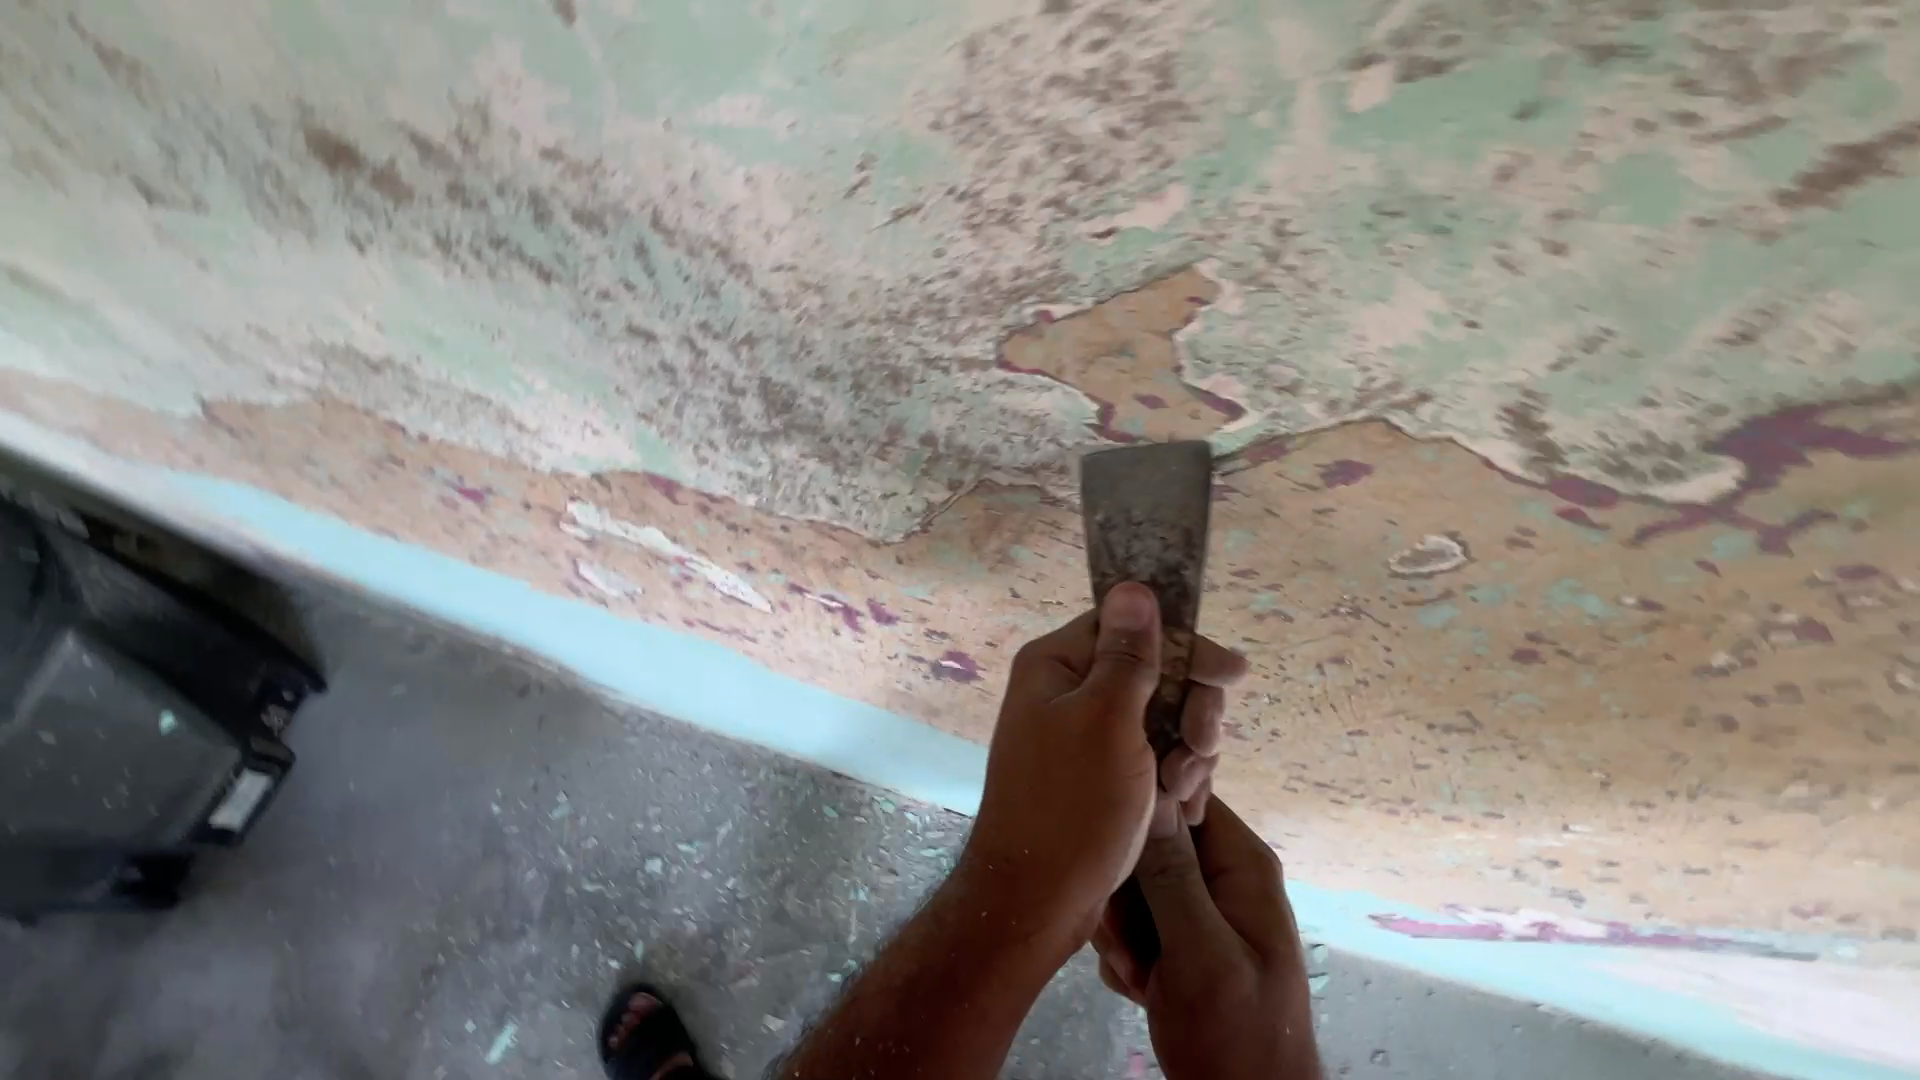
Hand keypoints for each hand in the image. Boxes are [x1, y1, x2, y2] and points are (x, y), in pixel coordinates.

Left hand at [959, 583, 1248, 949]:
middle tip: (1199, 750)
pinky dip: (1172, 775)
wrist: (1037, 900)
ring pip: (1159, 717)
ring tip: (1183, 790)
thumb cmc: (1071, 805)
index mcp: (1057, 664)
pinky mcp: (1098, 770)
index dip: (1185, 647)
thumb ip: (1127, 654)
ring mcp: (1083, 732)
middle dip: (1188, 711)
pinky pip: (1150, 753)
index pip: (1131, 626)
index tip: (1230, 676)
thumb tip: (1134, 586)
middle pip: (1152, 672)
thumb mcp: (1107, 721)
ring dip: (1185, 750)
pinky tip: (1181, 805)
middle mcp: (1066, 689)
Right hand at [1093, 797, 1320, 1079]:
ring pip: (1131, 884)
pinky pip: (1131, 921)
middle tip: (1127, 939)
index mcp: (1240, 862)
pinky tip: (1137, 985)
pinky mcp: (1178, 941)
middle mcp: (1220, 876)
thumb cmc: (1235, 1033)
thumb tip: (1148, 790)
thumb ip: (1172, 873)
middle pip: (1146, 843)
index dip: (1141, 813)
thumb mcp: (1200, 951)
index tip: (1115, 852)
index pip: (1182, 795)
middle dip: (1124, 891)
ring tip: (1135, 970)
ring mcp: (1198, 910)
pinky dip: (1124, 952)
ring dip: (1120, 928)